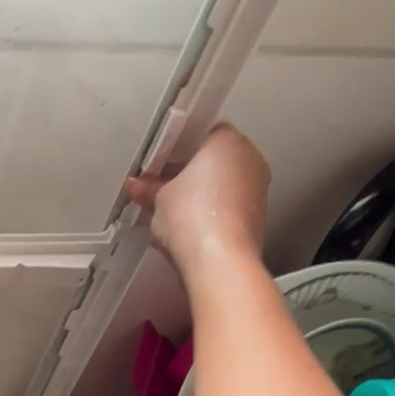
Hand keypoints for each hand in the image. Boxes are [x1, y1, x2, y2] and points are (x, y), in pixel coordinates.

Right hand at [124, 123, 269, 272]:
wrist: (219, 261)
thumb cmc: (192, 219)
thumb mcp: (159, 200)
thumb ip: (149, 188)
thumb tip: (137, 185)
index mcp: (227, 140)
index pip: (202, 134)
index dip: (179, 150)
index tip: (162, 167)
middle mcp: (249, 158)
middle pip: (216, 160)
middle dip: (192, 174)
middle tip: (166, 191)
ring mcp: (258, 187)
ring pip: (225, 184)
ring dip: (204, 196)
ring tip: (176, 214)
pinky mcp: (257, 215)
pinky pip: (230, 207)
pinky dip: (213, 215)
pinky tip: (193, 230)